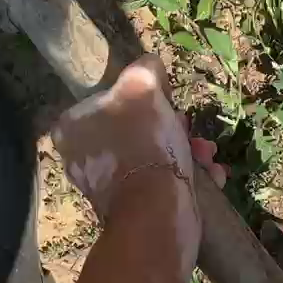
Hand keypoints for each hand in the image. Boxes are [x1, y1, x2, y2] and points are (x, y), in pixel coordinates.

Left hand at [50, 55, 226, 221]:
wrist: (158, 216)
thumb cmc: (144, 145)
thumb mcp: (142, 88)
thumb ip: (144, 69)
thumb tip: (150, 66)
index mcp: (72, 128)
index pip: (107, 96)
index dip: (141, 95)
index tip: (166, 100)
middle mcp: (83, 157)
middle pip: (135, 126)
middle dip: (171, 125)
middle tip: (186, 127)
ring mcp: (107, 187)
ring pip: (153, 153)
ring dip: (186, 149)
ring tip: (205, 154)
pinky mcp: (134, 209)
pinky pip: (162, 180)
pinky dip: (188, 175)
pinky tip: (210, 174)